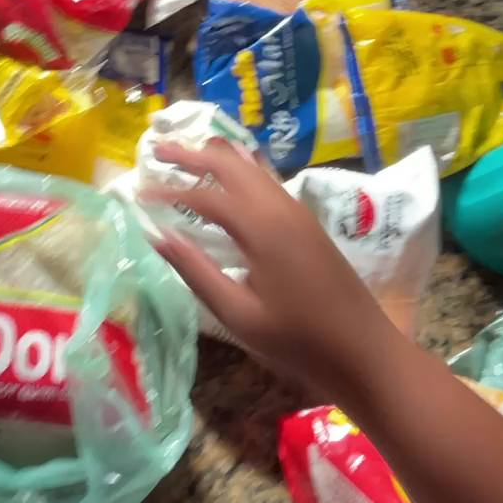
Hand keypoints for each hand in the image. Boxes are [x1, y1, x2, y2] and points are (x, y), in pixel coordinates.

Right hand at [145, 140, 404, 403]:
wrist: (366, 353)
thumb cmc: (298, 340)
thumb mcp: (238, 315)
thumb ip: (196, 271)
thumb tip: (157, 236)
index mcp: (260, 226)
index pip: (203, 196)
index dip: (167, 192)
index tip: (137, 194)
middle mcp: (279, 206)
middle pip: (229, 163)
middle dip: (191, 153)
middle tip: (157, 149)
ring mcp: (296, 210)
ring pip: (250, 165)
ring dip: (215, 156)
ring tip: (184, 153)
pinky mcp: (305, 220)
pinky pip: (265, 178)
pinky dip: (238, 167)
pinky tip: (229, 173)